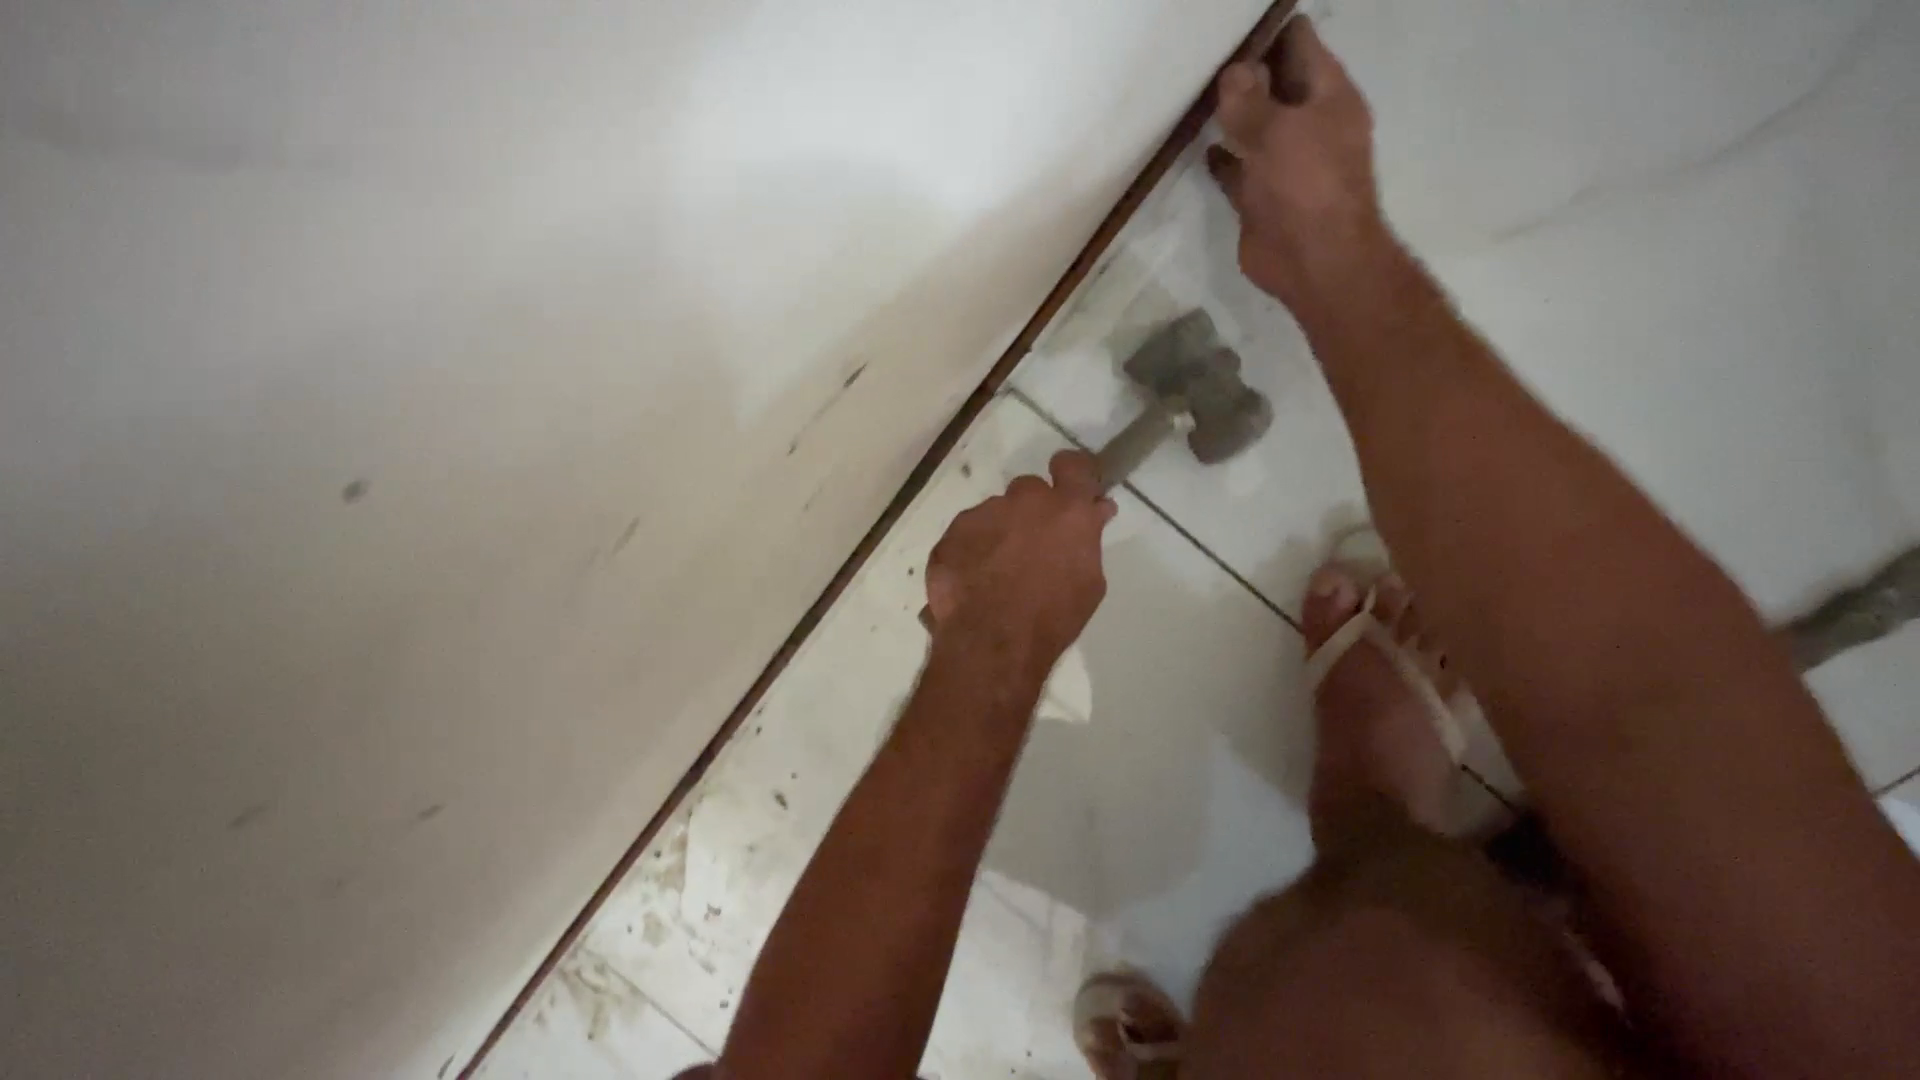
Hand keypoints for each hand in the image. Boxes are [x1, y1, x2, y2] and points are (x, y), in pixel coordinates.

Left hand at [924, 450, 1116, 661]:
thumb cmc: (1053, 617)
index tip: (1070, 487)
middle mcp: (1024, 501)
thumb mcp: (1089, 582)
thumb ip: (1089, 538)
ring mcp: (983, 514)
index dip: (1072, 473)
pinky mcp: (952, 533)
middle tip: (1032, 547)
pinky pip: (967, 534)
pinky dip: (972, 550)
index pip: (1074, 465)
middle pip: (1029, 491)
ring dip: (1000, 533)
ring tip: (997, 573)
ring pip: (995, 513)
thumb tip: (1095, 511)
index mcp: (1066, 510)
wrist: (992, 641)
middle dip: (1032, 512)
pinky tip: (974, 581)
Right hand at [1204, 18, 1393, 308]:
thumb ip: (1250, 100)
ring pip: (1254, 126)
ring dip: (1229, 114)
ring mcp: (1284, 163)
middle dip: (1244, 71)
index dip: (1268, 32)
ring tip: (1193, 95)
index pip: (1300, 43)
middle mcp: (1309, 124)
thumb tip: (1233, 73)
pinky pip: (1237, 167)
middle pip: (1274, 83)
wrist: (1315, 263)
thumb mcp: (1279, 131)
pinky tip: (1198, 145)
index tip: (1228, 30)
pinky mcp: (1261, 198)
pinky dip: (1220, 157)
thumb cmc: (1307, 187)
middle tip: (1202, 59)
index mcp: (1328, 97)